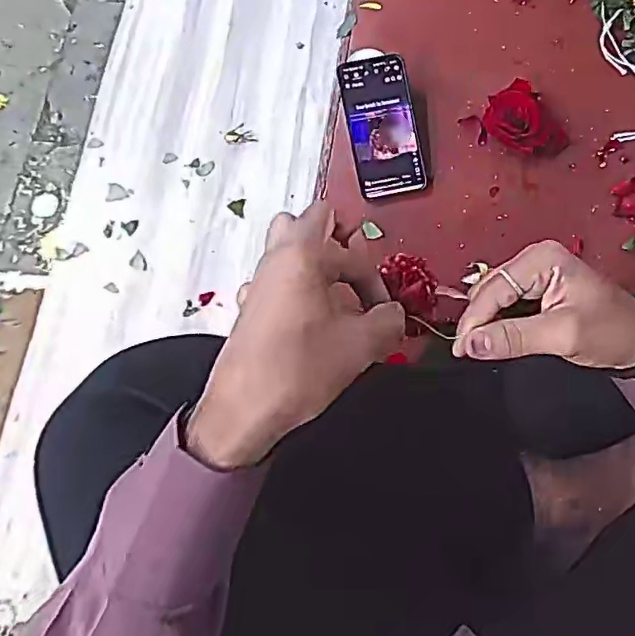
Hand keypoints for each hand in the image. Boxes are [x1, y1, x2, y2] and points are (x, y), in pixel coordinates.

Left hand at [186, 204, 404, 468]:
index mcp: (303, 255)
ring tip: (334, 289)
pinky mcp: (250, 305)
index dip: (374, 277)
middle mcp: (277, 258)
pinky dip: (295, 283)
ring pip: (288, 243)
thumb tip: (393, 314)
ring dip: (315, 257)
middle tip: (355, 270)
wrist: (242, 415)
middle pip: (310, 220)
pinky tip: (308, 315)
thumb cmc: (297, 371)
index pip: (353, 250)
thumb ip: (390, 318)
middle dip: (339, 238)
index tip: (380, 307)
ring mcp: (259, 280)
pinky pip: (276, 276)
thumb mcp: (363, 343)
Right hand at [451, 240, 634, 370]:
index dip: (475, 319)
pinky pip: (509, 303)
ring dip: (486, 322)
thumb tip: (471, 344)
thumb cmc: (609, 331)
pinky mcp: (540, 288)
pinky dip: (499, 321)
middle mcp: (538, 258)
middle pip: (491, 289)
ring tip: (475, 349)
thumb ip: (514, 338)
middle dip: (477, 320)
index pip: (495, 287)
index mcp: (544, 258)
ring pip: (496, 297)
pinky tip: (493, 339)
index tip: (461, 349)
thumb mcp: (561, 335)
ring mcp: (538, 272)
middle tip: (466, 352)